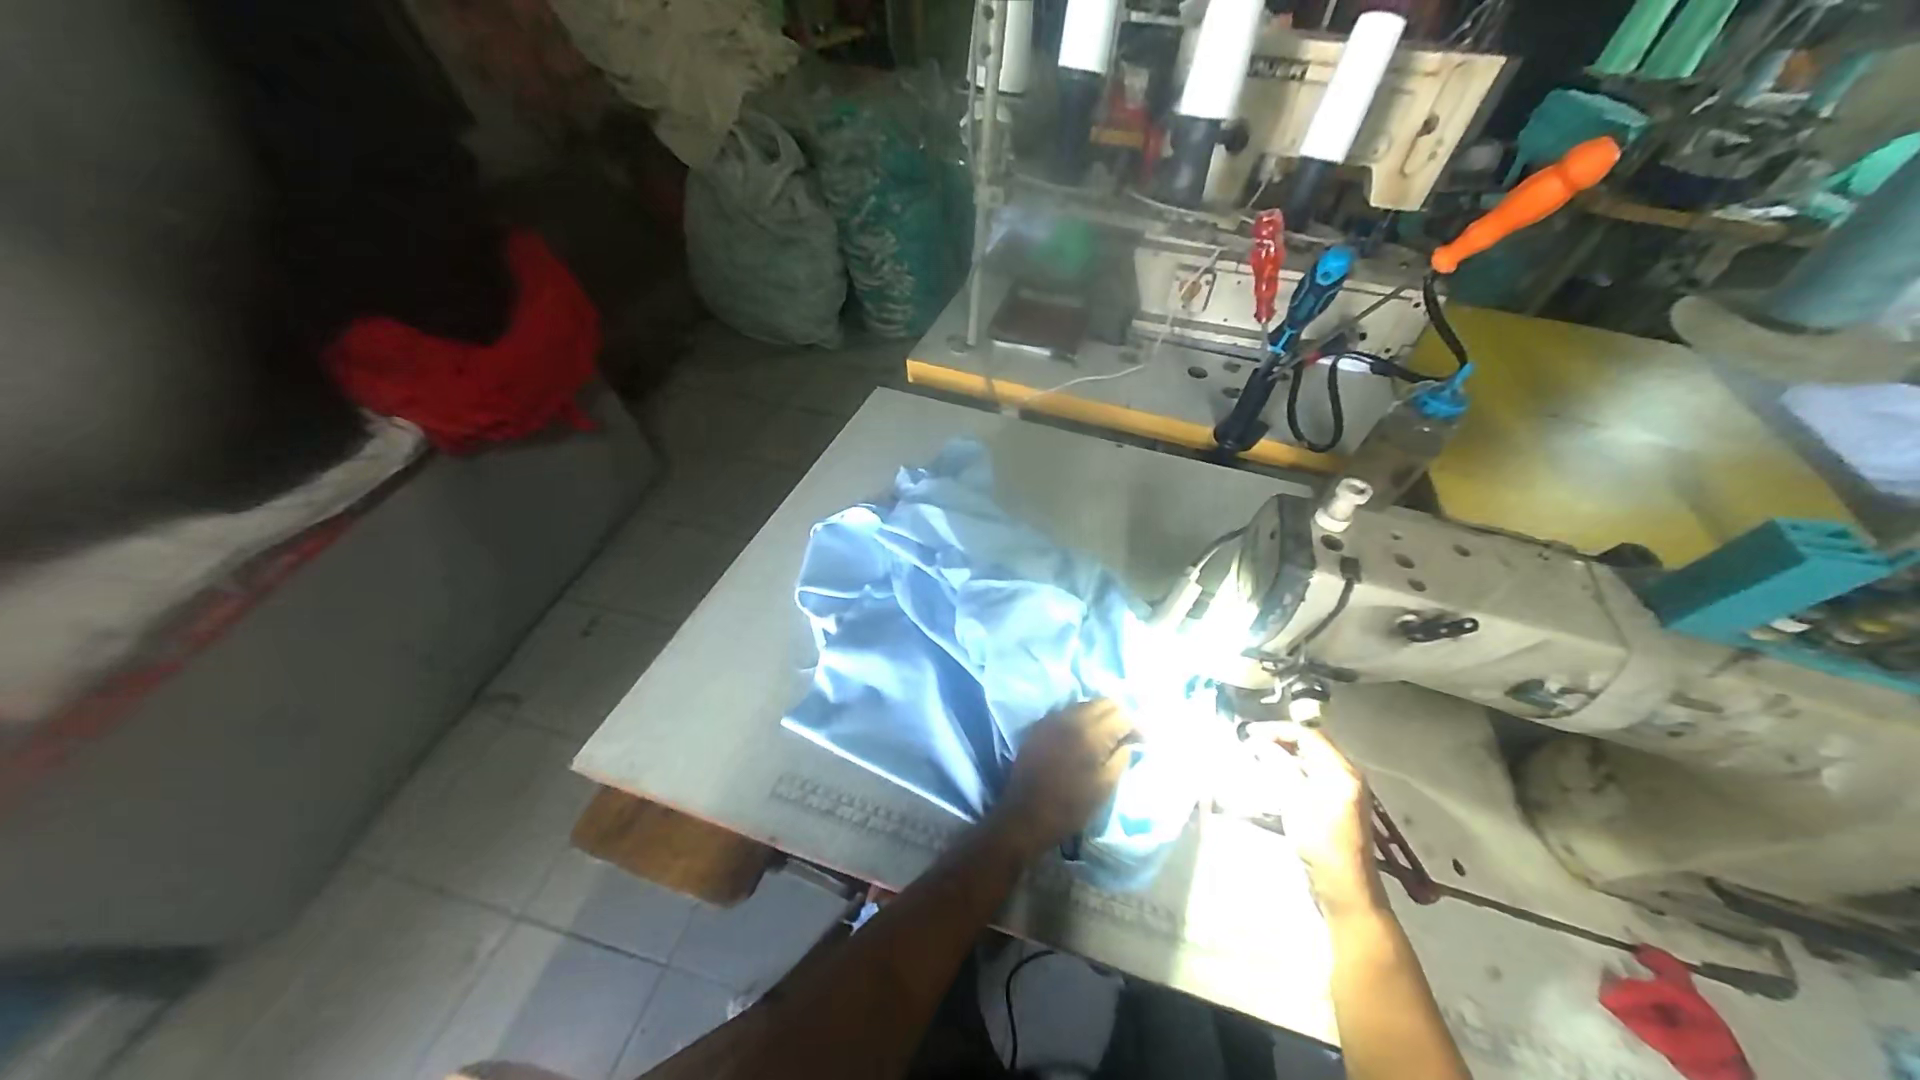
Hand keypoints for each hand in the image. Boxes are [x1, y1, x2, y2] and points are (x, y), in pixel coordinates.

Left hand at [987, 699, 1135, 861]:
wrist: (1026, 815)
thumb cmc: (1071, 806)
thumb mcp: (1105, 786)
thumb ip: (1121, 757)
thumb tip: (1130, 741)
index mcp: (1090, 733)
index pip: (1122, 714)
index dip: (1136, 726)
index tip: (1142, 741)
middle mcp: (1070, 718)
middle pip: (1103, 703)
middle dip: (1119, 716)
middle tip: (1127, 736)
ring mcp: (1052, 719)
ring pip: (1084, 705)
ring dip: (1100, 716)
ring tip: (1107, 736)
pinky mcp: (1039, 726)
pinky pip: (1066, 712)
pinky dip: (1080, 719)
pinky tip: (1084, 737)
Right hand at [1261, 724, 1379, 908]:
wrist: (1345, 891)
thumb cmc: (1322, 844)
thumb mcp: (1297, 802)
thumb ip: (1279, 767)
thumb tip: (1260, 743)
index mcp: (1342, 772)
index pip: (1308, 736)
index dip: (1277, 730)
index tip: (1249, 733)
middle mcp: (1345, 778)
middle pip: (1310, 747)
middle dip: (1279, 741)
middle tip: (1250, 744)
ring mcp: (1340, 795)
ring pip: (1307, 764)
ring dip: (1281, 758)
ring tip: (1255, 759)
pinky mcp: (1332, 810)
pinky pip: (1307, 781)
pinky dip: (1287, 775)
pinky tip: (1269, 783)